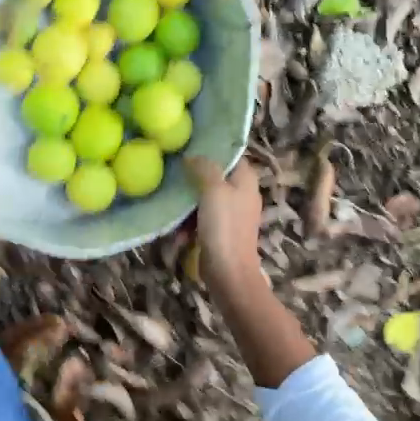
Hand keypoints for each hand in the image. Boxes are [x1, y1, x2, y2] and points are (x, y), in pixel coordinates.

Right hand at [185, 156, 262, 291]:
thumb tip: (193, 157)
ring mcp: (232, 214)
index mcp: (246, 180)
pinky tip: (179, 232)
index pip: (230, 155)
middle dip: (193, 179)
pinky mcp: (222, 231)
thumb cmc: (224, 226)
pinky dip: (191, 223)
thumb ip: (205, 168)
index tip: (187, 148)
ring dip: (188, 205)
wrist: (228, 272)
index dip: (211, 151)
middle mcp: (242, 193)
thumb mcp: (214, 190)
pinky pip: (203, 218)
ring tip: (173, 209)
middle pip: (215, 177)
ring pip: (205, 198)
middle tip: (174, 175)